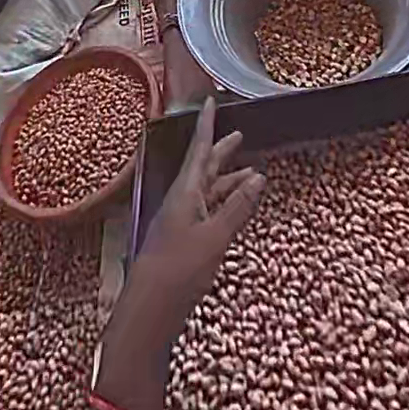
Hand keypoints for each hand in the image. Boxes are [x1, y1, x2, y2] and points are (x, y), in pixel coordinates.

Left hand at [119, 98, 264, 333]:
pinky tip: (236, 207)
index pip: (199, 149)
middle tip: (239, 134)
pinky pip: (208, 210)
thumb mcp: (214, 237)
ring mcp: (183, 219)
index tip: (209, 101)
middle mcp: (183, 199)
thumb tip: (258, 176)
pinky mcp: (186, 239)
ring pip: (208, 190)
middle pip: (204, 167)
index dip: (206, 125)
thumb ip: (236, 207)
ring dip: (228, 180)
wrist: (150, 308)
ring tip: (252, 172)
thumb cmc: (181, 269)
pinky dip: (225, 203)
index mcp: (186, 191)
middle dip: (221, 150)